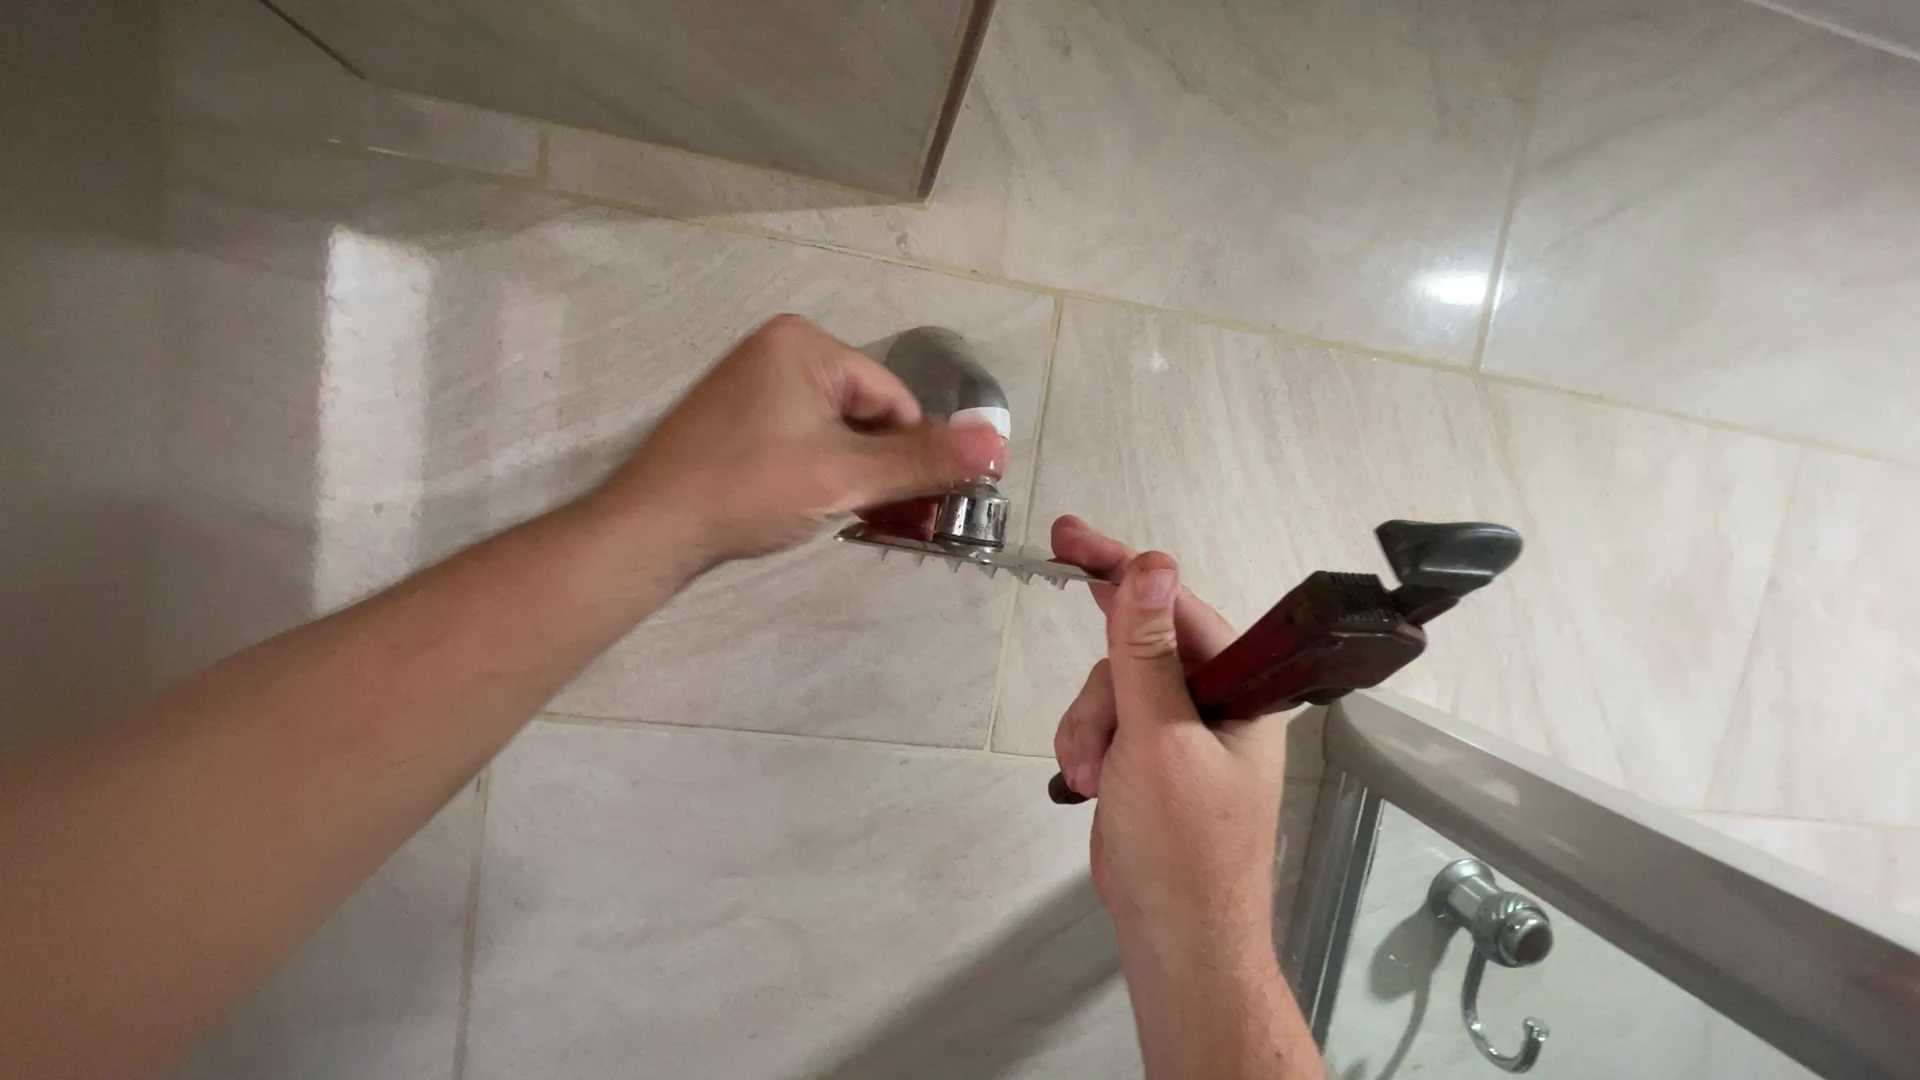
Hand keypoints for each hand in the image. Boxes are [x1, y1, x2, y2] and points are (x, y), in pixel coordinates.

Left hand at [594, 315, 1006, 567]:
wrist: (650, 530)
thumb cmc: (749, 490)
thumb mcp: (844, 475)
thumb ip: (922, 460)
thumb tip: (999, 443)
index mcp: (806, 346)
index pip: (893, 399)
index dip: (915, 455)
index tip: (926, 506)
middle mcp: (782, 353)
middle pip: (868, 416)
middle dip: (888, 470)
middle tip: (904, 524)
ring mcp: (757, 387)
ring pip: (840, 434)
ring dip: (862, 479)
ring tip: (866, 523)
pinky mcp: (743, 422)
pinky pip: (808, 443)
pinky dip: (828, 476)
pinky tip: (830, 510)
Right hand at [1049, 517, 1286, 951]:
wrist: (1172, 937)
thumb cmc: (1181, 847)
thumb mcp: (1159, 739)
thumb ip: (1146, 652)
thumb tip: (1150, 569)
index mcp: (1242, 691)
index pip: (1179, 608)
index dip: (1127, 570)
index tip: (1075, 538)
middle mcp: (1214, 702)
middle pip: (1139, 647)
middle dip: (1102, 673)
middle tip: (1056, 568)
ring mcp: (1177, 728)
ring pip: (1111, 687)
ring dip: (1089, 725)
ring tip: (1093, 773)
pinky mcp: (1146, 753)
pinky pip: (1103, 720)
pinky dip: (1087, 744)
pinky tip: (1090, 780)